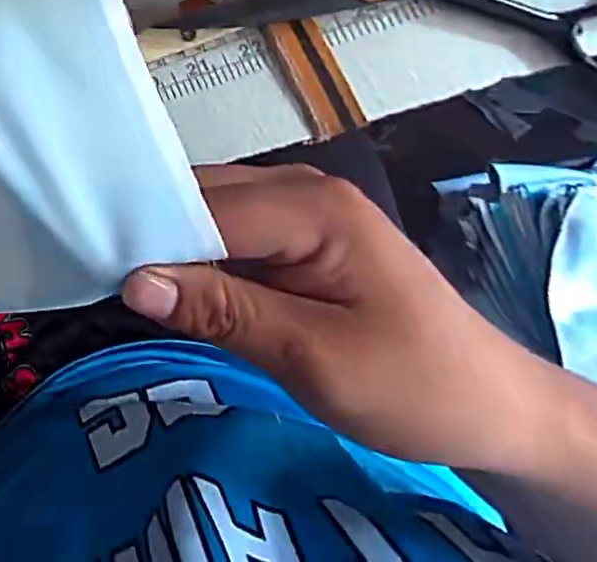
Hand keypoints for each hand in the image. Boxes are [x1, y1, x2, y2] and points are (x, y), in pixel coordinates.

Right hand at [121, 163, 566, 474]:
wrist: (494, 408)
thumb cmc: (418, 386)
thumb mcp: (317, 360)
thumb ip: (224, 312)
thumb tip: (135, 283)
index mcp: (312, 206)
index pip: (206, 211)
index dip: (152, 241)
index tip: (102, 275)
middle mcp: (299, 188)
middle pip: (200, 198)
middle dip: (155, 237)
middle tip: (106, 280)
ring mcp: (296, 205)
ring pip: (207, 210)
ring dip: (173, 248)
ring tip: (130, 282)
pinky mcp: (292, 231)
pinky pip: (226, 230)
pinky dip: (197, 256)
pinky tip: (177, 284)